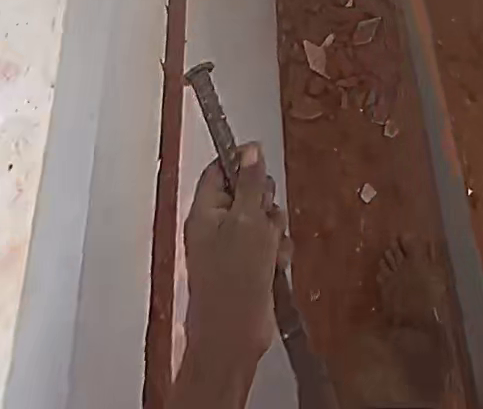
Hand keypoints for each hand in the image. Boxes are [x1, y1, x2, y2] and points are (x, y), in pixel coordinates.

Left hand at [183, 143, 283, 371]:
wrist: (235, 334)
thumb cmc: (236, 274)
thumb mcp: (247, 220)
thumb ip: (251, 183)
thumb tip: (251, 149)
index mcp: (205, 211)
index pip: (220, 170)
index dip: (241, 161)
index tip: (263, 162)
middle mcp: (216, 225)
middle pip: (247, 191)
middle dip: (265, 201)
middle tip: (265, 216)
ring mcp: (233, 245)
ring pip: (263, 216)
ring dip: (274, 228)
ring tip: (270, 247)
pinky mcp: (249, 263)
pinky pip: (270, 241)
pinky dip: (277, 249)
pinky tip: (275, 263)